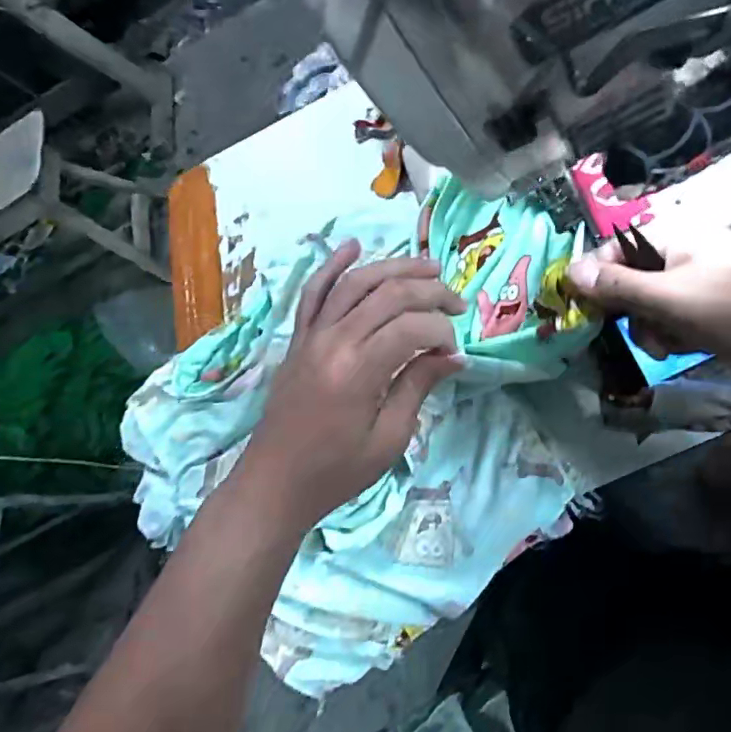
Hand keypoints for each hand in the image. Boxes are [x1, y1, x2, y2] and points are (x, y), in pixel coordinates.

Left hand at [245, 240, 465, 518]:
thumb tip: (454, 355)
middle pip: (389, 294)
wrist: (272, 486)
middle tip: (458, 304)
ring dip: (396, 267)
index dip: (443, 331)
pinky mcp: (298, 339)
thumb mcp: (389, 439)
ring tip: (430, 267)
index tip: (455, 353)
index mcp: (357, 372)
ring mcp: (310, 336)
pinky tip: (353, 245)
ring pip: (356, 282)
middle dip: (431, 291)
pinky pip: (313, 292)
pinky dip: (333, 266)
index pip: (412, 327)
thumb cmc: (336, 472)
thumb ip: (418, 386)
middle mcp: (332, 342)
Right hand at [565, 225, 730, 375]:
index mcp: (679, 234)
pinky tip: (694, 345)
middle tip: (648, 333)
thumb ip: (619, 286)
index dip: (600, 279)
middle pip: (637, 277)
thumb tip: (569, 270)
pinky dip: (681, 331)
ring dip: (658, 327)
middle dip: (637, 310)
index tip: (591, 312)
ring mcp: (708, 276)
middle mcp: (691, 249)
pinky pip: (683, 314)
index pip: (618, 247)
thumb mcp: (671, 300)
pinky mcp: (721, 302)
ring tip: (676, 343)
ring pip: (658, 302)